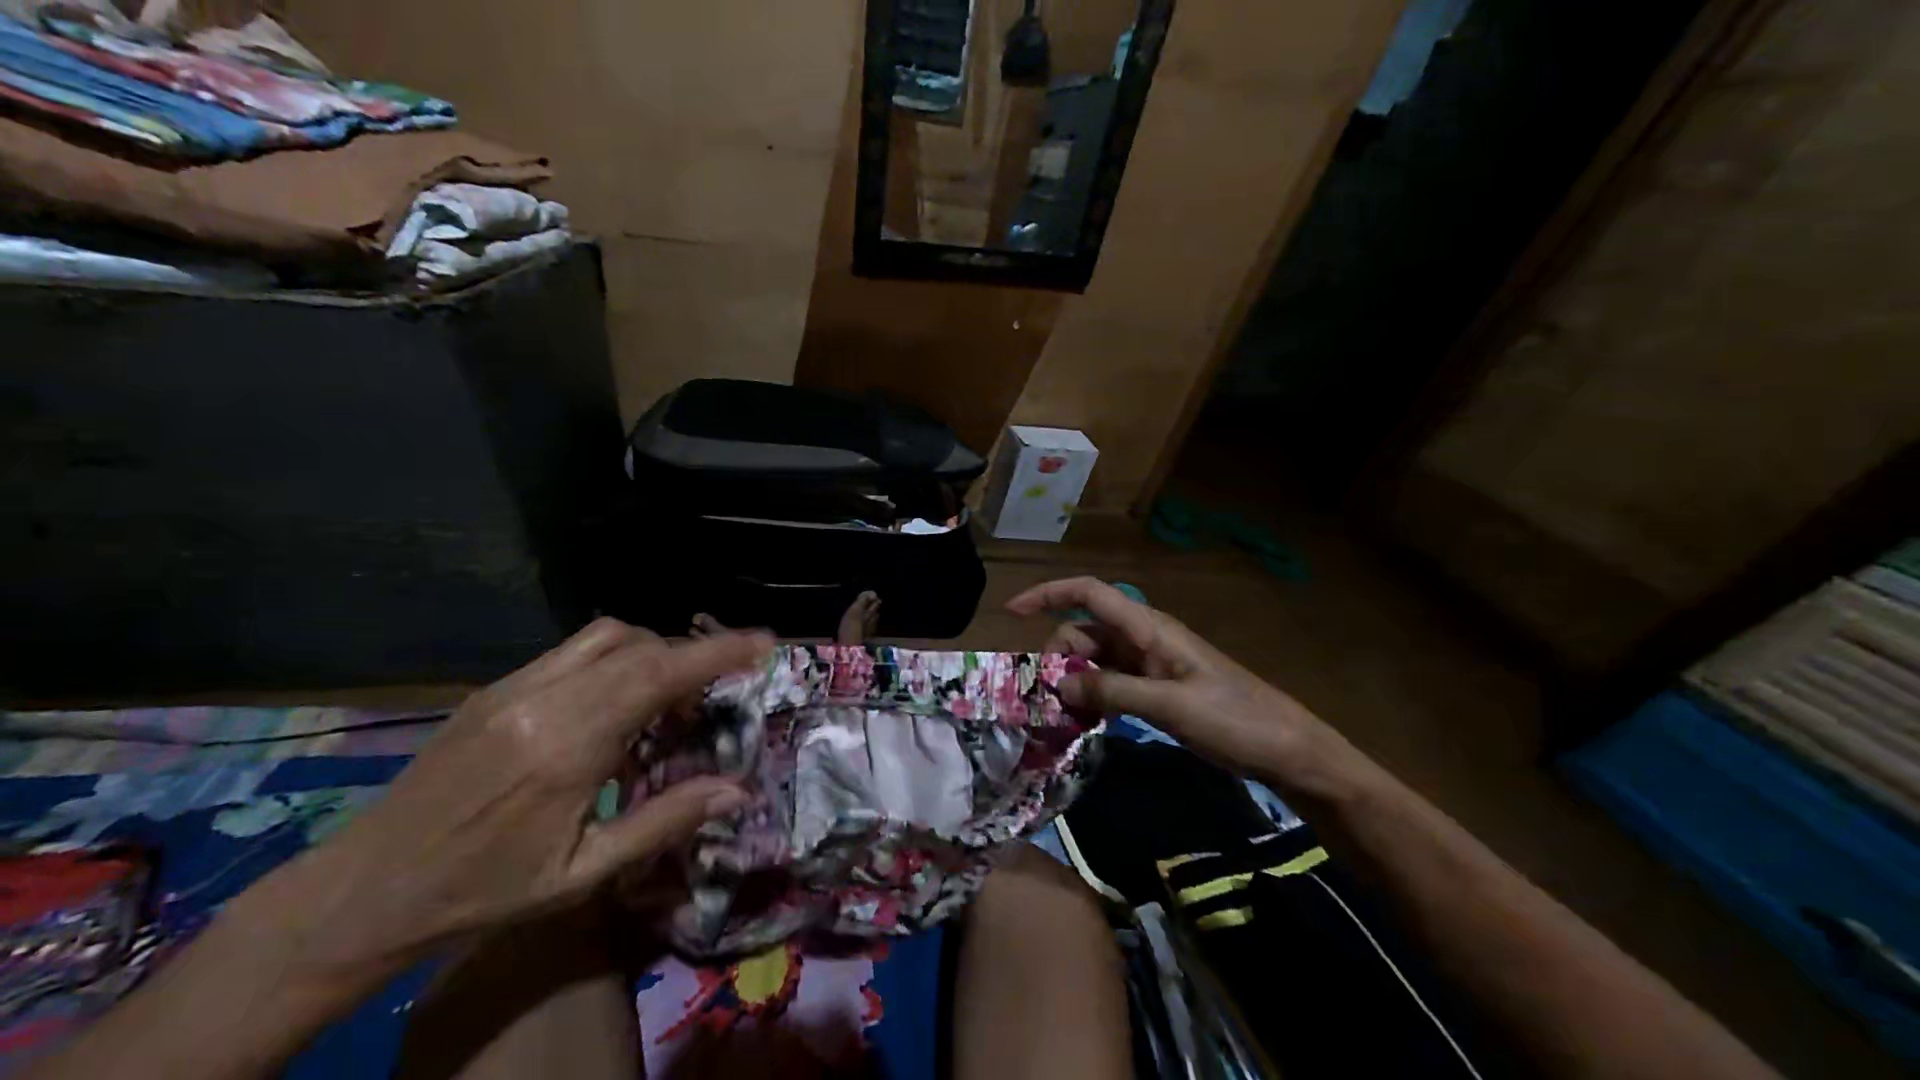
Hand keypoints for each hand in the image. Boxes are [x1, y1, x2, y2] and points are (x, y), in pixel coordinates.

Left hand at [254, 618, 769, 978]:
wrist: (362, 891)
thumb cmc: (482, 892)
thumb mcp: (582, 873)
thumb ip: (665, 820)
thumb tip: (737, 790)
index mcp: (567, 746)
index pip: (658, 674)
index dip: (716, 652)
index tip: (763, 642)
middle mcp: (542, 699)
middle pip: (639, 645)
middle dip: (690, 657)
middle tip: (711, 699)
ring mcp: (513, 687)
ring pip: (605, 636)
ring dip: (651, 654)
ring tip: (666, 703)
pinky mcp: (494, 688)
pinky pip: (573, 653)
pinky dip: (614, 663)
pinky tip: (613, 711)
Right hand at [1006, 578, 1373, 798]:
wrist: (1286, 749)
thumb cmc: (1233, 718)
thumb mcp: (1169, 705)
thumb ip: (1112, 691)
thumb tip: (1058, 686)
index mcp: (1148, 628)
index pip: (1088, 593)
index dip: (1047, 594)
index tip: (1010, 613)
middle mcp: (1143, 638)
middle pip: (1083, 631)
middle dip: (1057, 656)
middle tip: (1046, 699)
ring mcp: (1149, 664)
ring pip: (1094, 660)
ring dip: (1073, 680)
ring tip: (1060, 715)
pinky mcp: (1155, 689)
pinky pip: (1110, 683)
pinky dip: (1091, 696)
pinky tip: (1084, 721)